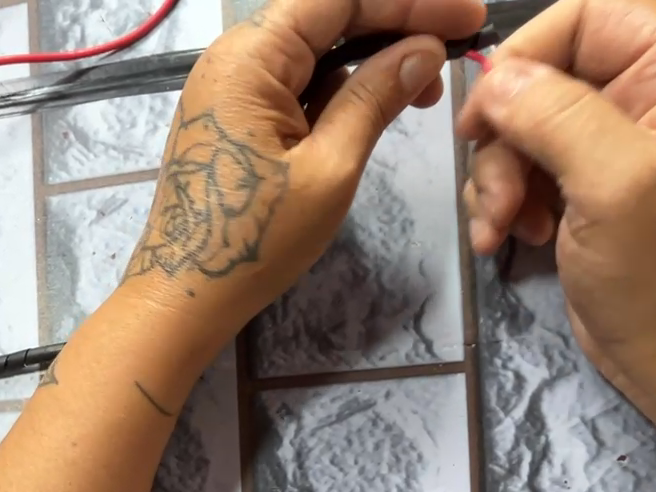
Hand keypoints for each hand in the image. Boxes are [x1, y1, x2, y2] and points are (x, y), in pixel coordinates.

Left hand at [114, 0, 486, 373]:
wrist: (185, 299)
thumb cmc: (254, 242)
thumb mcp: (328, 169)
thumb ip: (374, 98)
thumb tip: (423, 47)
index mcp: (250, 58)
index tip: (469, 17)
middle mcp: (233, 61)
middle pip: (325, 17)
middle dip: (393, 28)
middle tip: (450, 57)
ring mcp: (227, 93)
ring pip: (310, 54)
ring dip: (367, 64)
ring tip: (419, 94)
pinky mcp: (230, 125)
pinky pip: (290, 90)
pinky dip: (334, 94)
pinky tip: (371, 111)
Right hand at [457, 0, 655, 415]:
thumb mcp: (617, 183)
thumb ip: (558, 117)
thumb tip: (494, 76)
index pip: (587, 17)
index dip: (524, 58)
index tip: (480, 121)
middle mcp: (645, 98)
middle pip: (541, 82)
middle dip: (504, 144)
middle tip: (498, 205)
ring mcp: (610, 150)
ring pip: (520, 134)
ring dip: (495, 184)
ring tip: (501, 233)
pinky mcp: (581, 194)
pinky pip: (521, 176)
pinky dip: (503, 207)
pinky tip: (511, 240)